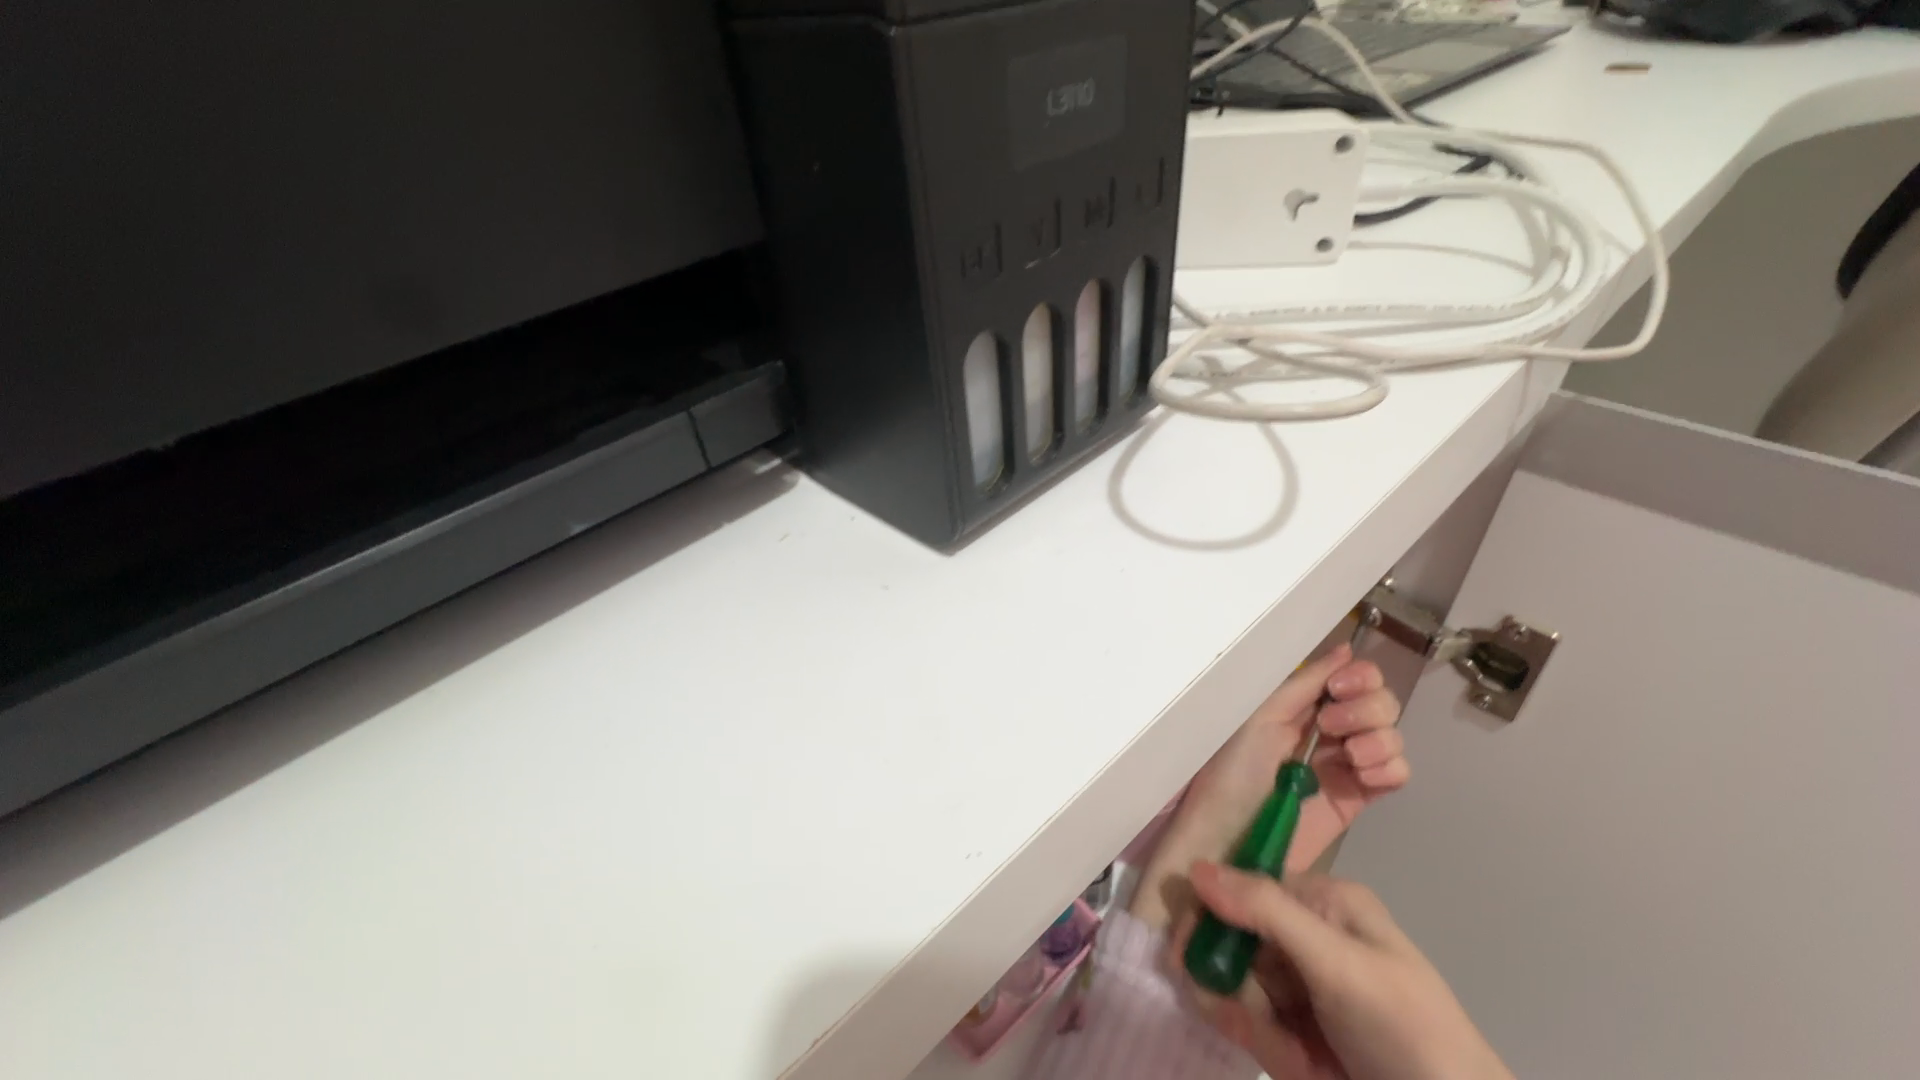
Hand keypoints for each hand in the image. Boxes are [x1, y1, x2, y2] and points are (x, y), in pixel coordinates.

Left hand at [1131, 643, 1405, 929]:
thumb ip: (1304, 684)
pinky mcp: (1358, 799)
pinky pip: (1397, 773)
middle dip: (1366, 710)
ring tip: (1348, 758)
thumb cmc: (1231, 773)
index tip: (1340, 689)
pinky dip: (1389, 769)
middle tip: (1331, 728)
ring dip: (1378, 740)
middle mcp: (1326, 730)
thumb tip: (1346, 649)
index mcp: (1299, 704)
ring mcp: (1345, 764)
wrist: (1227, 840)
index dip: (1360, 678)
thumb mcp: (1259, 718)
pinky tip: (1362, 777)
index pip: (1353, 677)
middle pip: (1381, 703)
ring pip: (1392, 736)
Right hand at [1182, 863, 1511, 1079]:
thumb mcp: (1338, 965)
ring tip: (1295, 1054)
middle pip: (1233, 939)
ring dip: (1250, 1022)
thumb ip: (1266, 913)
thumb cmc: (1404, 1031)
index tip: (1184, 950)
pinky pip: (1252, 1023)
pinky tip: (1297, 1063)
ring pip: (1237, 985)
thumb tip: (1195, 867)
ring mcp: (1304, 987)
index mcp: (1326, 903)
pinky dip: (1261, 1042)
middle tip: (1235, 1013)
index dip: (1208, 914)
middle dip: (1229, 980)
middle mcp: (1310, 936)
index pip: (1243, 888)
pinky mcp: (1299, 1032)